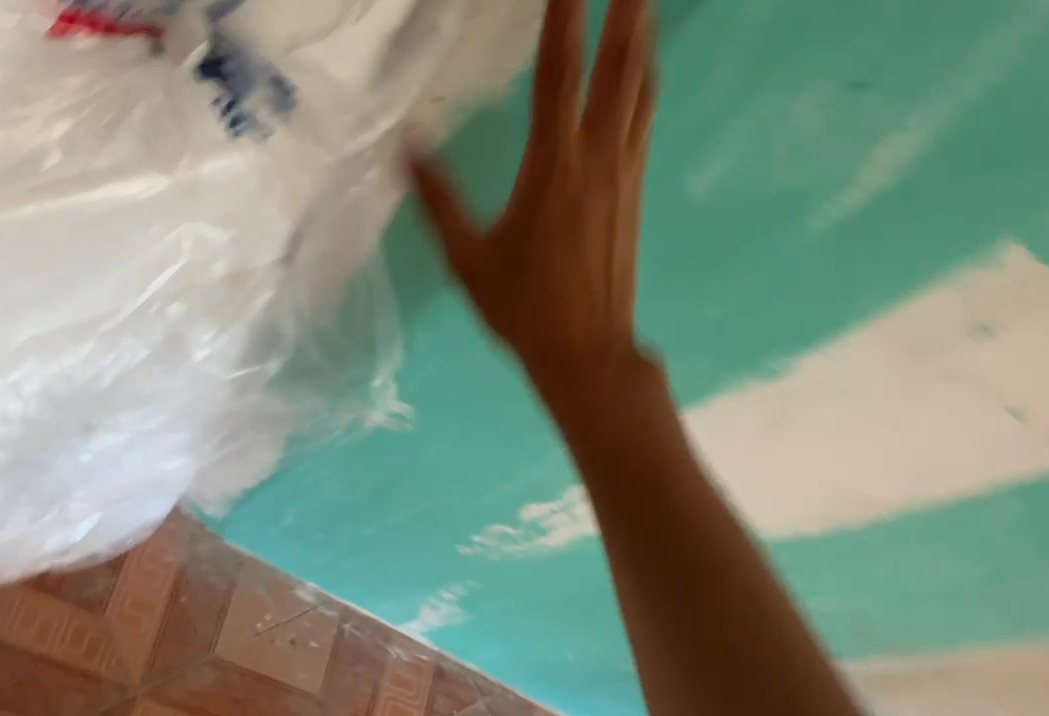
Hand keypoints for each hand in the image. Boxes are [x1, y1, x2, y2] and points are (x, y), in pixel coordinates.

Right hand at [411, 0, 657, 423]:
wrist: (584, 349)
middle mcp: (598, 156)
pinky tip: (641, 67)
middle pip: (620, 62)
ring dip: (642, 32)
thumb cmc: (520, 308)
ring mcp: (624, 170)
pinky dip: (643, 77)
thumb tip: (405, 151)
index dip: (565, 16)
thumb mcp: (468, 259)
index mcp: (553, 168)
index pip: (558, 74)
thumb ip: (439, 202)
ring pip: (641, 83)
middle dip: (626, 6)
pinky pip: (643, 114)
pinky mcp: (634, 187)